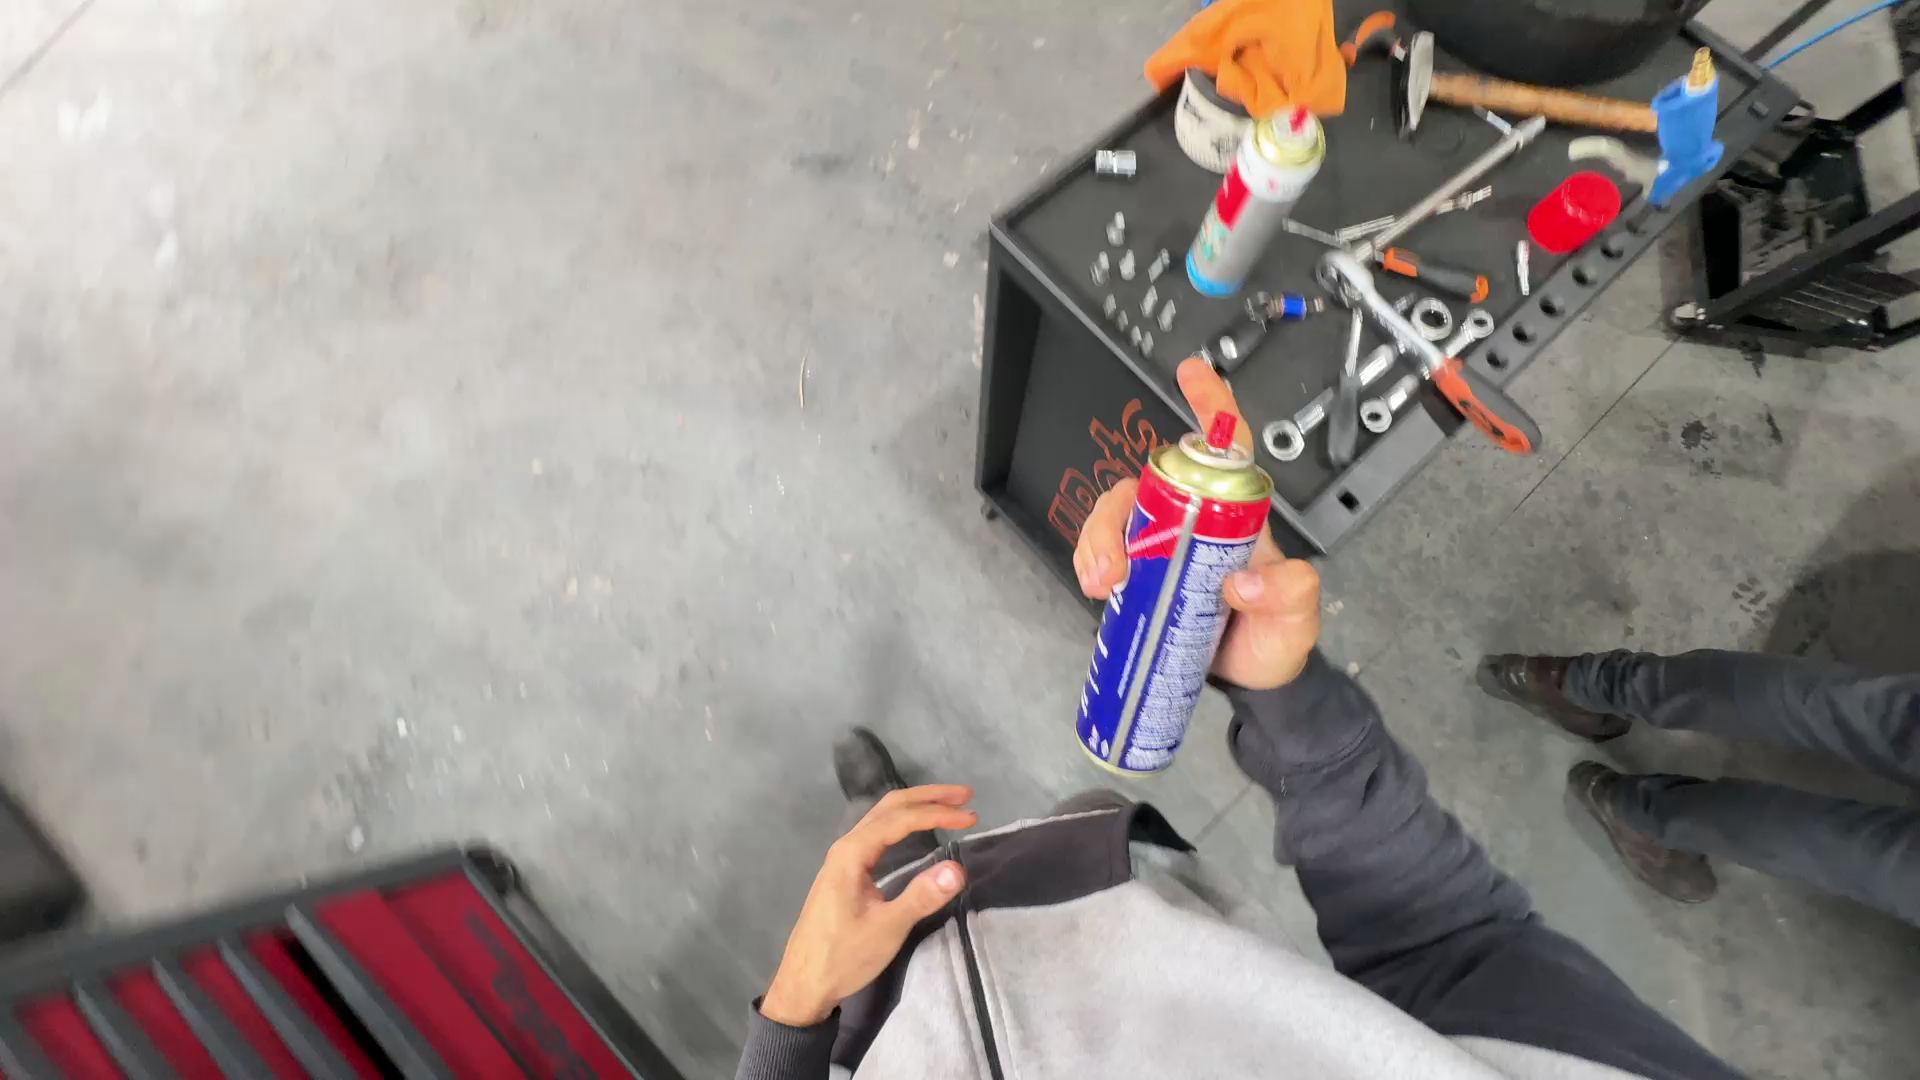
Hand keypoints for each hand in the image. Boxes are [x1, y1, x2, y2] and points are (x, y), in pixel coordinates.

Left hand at [760, 786, 977, 1026]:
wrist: (802, 986)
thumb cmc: (842, 957)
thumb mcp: (886, 930)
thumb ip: (921, 897)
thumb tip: (958, 868)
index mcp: (852, 853)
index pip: (901, 819)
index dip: (938, 813)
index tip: (970, 817)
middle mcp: (847, 845)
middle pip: (891, 806)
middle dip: (929, 797)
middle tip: (965, 795)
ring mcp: (845, 856)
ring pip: (883, 816)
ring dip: (917, 806)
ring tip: (949, 805)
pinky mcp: (847, 869)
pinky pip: (879, 831)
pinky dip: (904, 821)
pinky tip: (918, 828)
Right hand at [1071, 357, 1321, 689]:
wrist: (1243, 680)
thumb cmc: (1272, 641)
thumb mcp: (1296, 622)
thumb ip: (1288, 597)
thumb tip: (1241, 581)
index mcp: (1234, 518)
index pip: (1224, 450)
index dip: (1211, 407)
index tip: (1191, 372)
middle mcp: (1191, 521)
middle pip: (1142, 487)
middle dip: (1115, 516)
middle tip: (1110, 565)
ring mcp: (1158, 545)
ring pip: (1114, 515)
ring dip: (1096, 541)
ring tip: (1099, 581)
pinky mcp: (1135, 571)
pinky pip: (1101, 550)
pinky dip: (1088, 561)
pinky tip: (1094, 587)